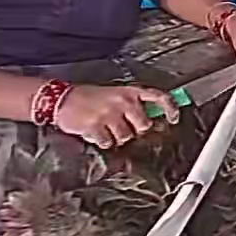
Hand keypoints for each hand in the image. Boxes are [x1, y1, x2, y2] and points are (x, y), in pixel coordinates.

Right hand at [52, 84, 178, 149]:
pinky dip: (103, 141)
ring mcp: (109, 114)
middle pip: (144, 125)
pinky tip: (96, 132)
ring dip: (117, 137)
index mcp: (130, 92)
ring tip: (106, 127)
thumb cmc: (90, 97)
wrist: (60, 98)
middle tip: (123, 126)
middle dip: (136, 130)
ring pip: (126, 137)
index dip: (170, 108)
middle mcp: (123, 102)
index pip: (158, 97)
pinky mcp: (95, 126)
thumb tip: (154, 117)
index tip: (174, 118)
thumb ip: (135, 104)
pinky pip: (109, 143)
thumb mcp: (116, 94)